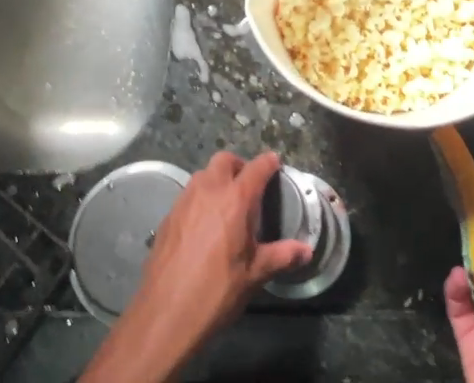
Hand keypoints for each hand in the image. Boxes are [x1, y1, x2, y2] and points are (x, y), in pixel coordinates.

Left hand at [81, 151, 312, 382]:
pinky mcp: (168, 216)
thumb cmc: (217, 290)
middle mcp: (208, 190)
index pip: (256, 168)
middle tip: (249, 185)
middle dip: (239, 165)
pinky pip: (188, 194)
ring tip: (227, 205)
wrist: (166, 312)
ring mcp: (184, 200)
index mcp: (235, 199)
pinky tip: (204, 225)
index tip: (275, 163)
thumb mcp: (254, 274)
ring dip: (217, 179)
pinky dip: (200, 198)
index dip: (268, 163)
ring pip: (203, 175)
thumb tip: (306, 250)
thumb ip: (281, 256)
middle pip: (224, 160)